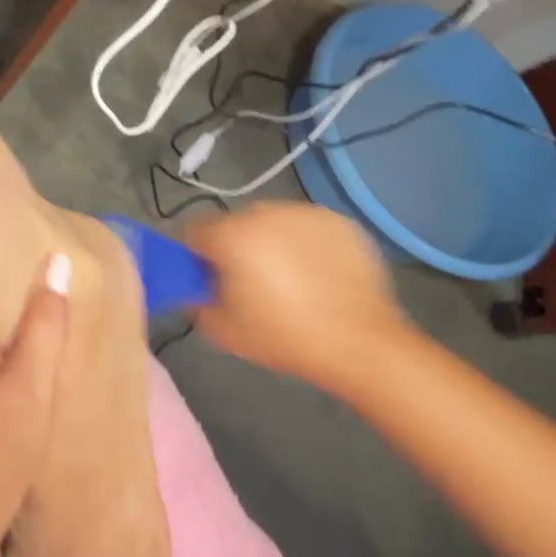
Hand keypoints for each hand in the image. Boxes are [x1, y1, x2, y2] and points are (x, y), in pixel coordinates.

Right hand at [183, 202, 408, 392]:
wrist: (361, 344)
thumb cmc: (286, 338)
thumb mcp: (224, 331)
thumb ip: (196, 301)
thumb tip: (194, 287)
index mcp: (231, 236)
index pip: (194, 231)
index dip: (198, 255)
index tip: (211, 279)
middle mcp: (264, 212)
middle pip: (235, 224)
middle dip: (238, 247)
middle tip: (254, 284)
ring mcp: (304, 213)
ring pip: (273, 223)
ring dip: (273, 242)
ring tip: (293, 280)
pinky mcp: (338, 221)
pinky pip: (307, 227)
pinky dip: (306, 244)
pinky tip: (319, 274)